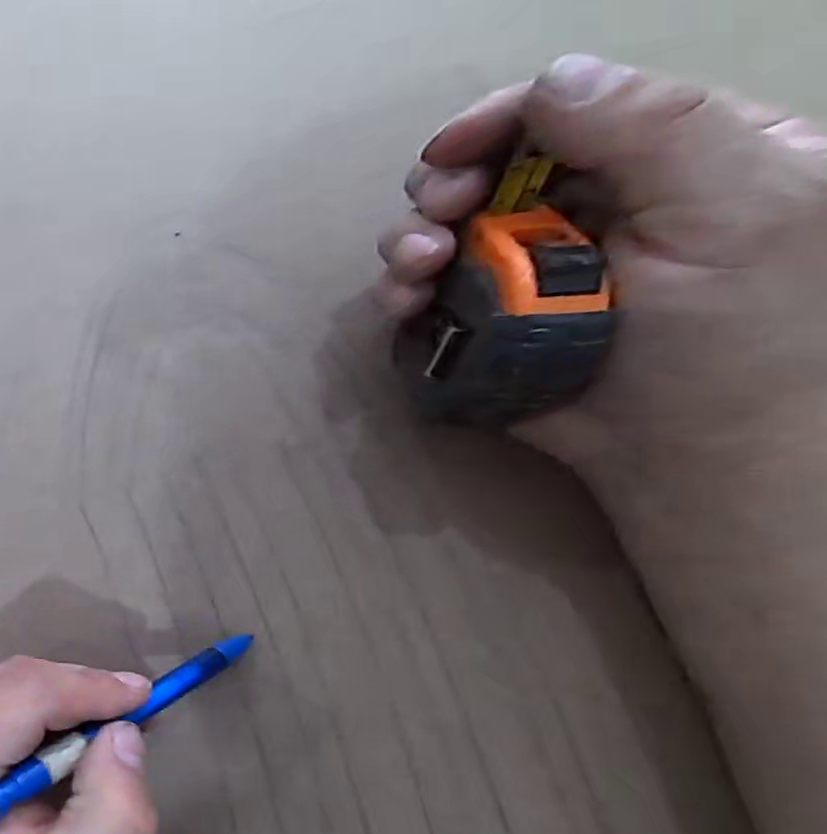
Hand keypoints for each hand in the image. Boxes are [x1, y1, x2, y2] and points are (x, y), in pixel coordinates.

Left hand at [0, 656, 158, 833]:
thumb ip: (113, 807)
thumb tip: (123, 731)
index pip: (25, 694)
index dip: (89, 687)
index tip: (148, 698)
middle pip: (16, 679)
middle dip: (82, 688)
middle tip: (138, 713)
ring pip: (8, 681)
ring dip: (64, 695)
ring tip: (109, 724)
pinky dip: (41, 705)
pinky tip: (69, 733)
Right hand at [376, 54, 826, 496]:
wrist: (681, 448)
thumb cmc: (737, 329)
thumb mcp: (739, 208)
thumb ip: (657, 129)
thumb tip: (551, 79)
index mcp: (660, 159)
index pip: (565, 111)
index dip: (499, 119)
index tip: (449, 151)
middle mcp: (580, 205)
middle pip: (484, 169)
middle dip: (442, 188)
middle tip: (438, 221)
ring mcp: (518, 267)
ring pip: (437, 230)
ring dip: (408, 244)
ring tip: (414, 273)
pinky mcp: (475, 318)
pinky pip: (418, 292)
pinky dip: (397, 293)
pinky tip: (403, 306)